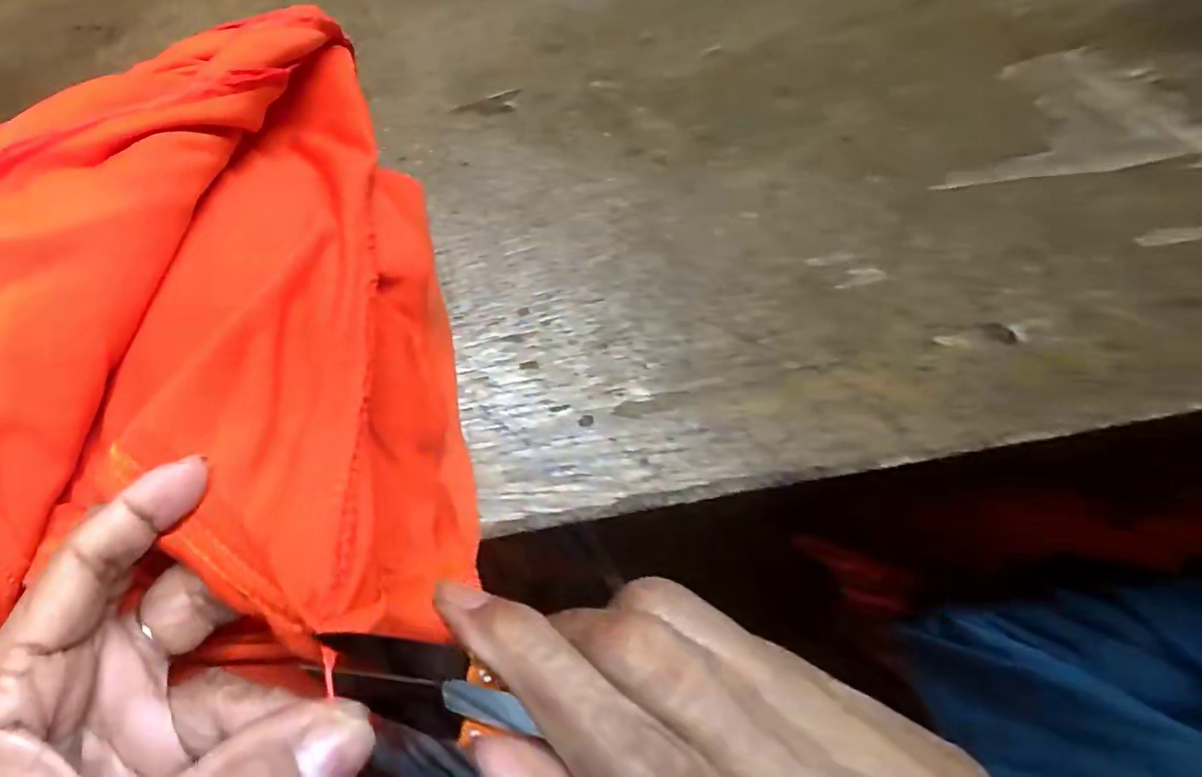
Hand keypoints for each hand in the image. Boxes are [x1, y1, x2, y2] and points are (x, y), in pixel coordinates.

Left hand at [0, 457, 375, 776]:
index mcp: (19, 680)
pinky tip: (332, 726)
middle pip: (157, 595)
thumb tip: (348, 735)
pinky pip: (229, 718)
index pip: (83, 564)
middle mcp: (75, 679)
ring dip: (271, 656)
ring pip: (208, 658)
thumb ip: (231, 772)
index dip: (138, 508)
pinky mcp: (164, 753)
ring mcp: (125, 715)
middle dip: (225, 570)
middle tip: (287, 541)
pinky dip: (279, 722)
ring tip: (333, 644)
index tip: (198, 470)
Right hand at [434, 578, 985, 776]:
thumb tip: (489, 742)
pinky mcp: (903, 731)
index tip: (451, 598)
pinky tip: (668, 670)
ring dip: (609, 622)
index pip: (617, 742)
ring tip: (590, 658)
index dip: (523, 657)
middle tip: (520, 644)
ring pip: (689, 619)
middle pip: (647, 650)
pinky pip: (745, 634)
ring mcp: (878, 755)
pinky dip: (676, 632)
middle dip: (560, 632)